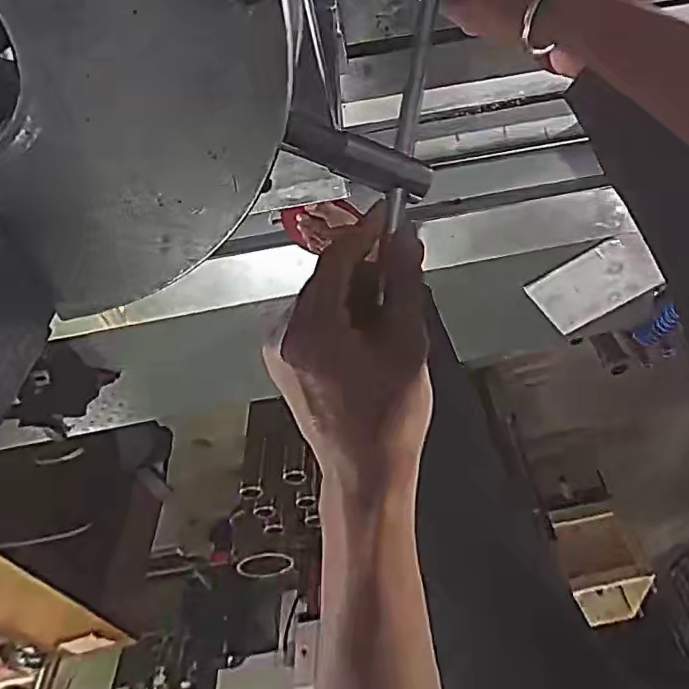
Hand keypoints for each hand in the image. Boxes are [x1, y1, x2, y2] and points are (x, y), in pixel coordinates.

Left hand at [263, 204, 431, 497]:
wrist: (365, 473)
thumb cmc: (388, 420)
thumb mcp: (407, 343)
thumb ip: (404, 283)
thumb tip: (404, 239)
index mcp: (310, 329)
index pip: (337, 258)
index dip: (368, 231)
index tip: (390, 215)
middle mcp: (284, 334)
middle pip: (330, 276)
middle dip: (370, 272)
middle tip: (406, 279)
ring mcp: (281, 348)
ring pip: (327, 297)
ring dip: (362, 296)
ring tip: (393, 326)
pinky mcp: (287, 359)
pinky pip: (319, 318)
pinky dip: (348, 316)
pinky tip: (373, 337)